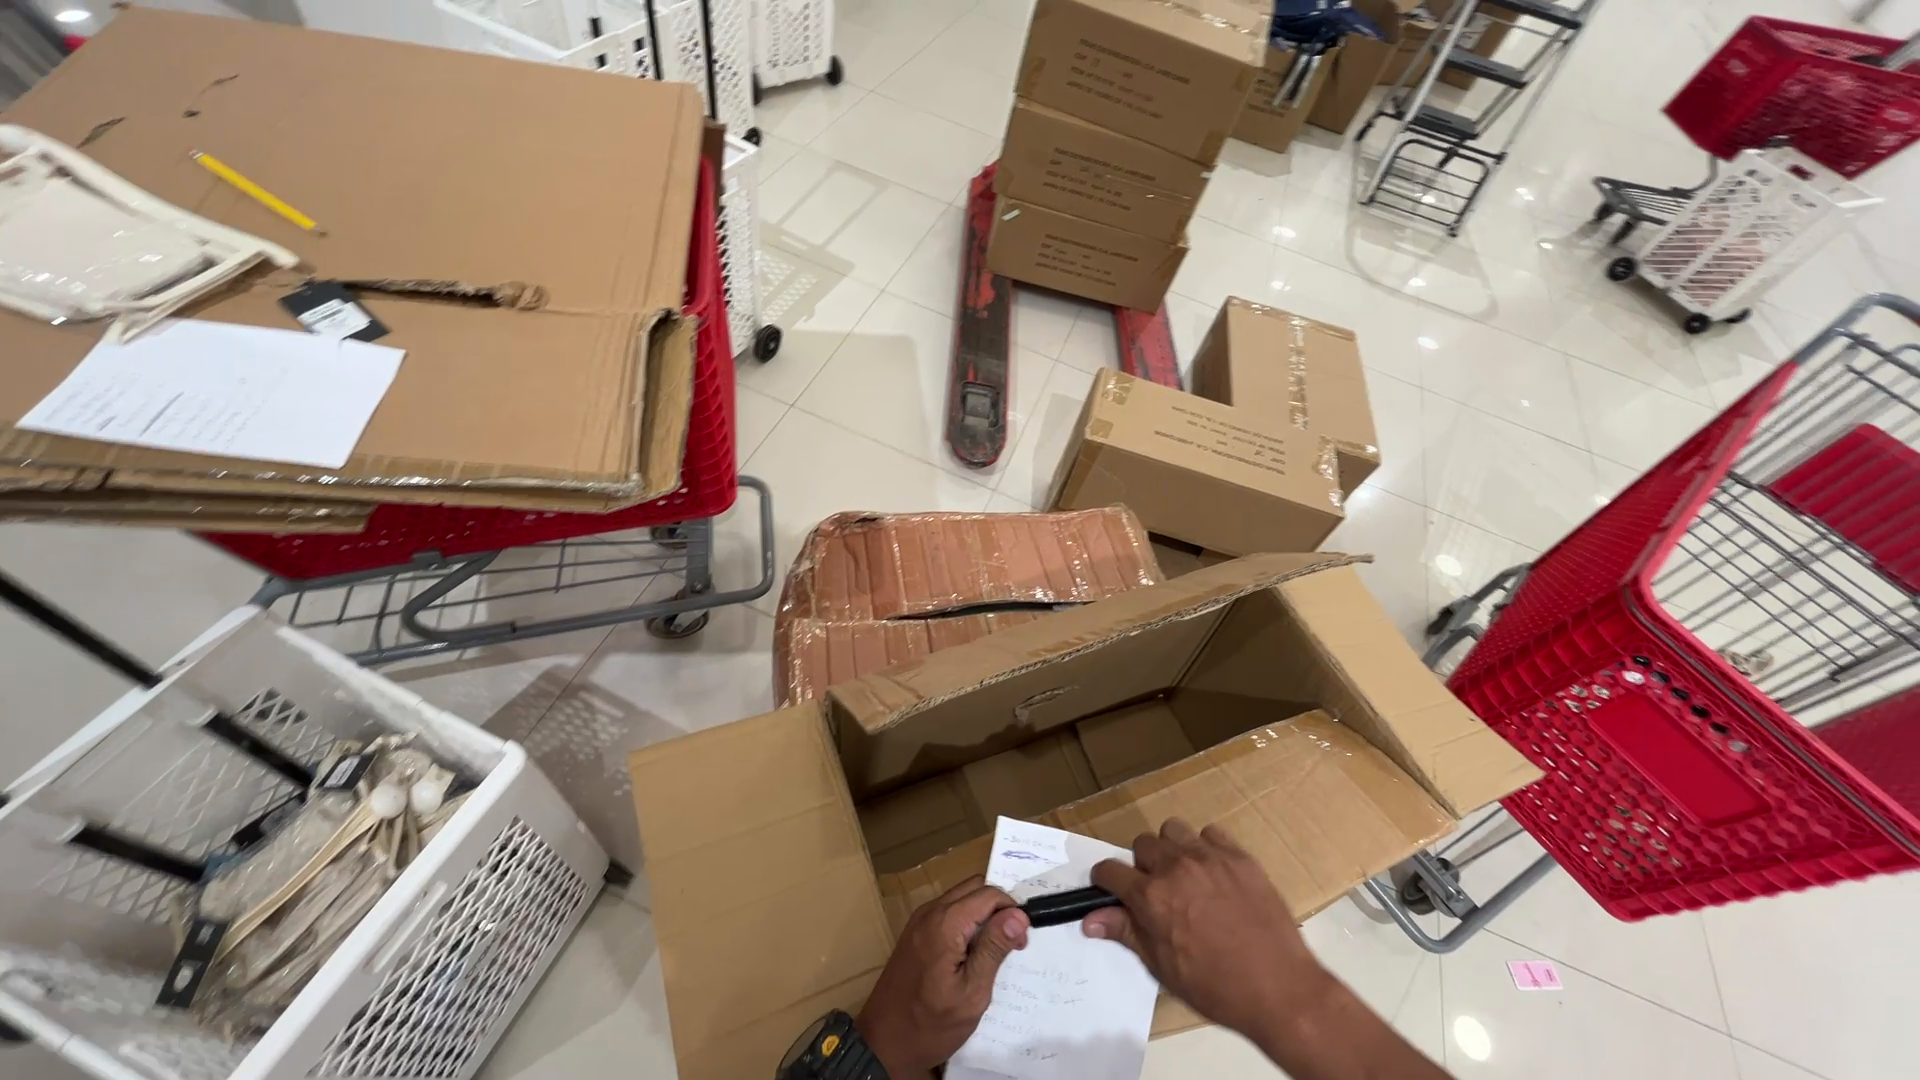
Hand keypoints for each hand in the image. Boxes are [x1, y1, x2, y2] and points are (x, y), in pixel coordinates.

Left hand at [856, 875, 1029, 1075]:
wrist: (883, 1043)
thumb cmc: (930, 1025)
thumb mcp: (971, 993)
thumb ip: (993, 949)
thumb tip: (1018, 915)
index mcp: (946, 923)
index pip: (989, 894)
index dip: (1011, 911)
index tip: (1021, 941)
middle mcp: (931, 911)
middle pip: (974, 887)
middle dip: (998, 907)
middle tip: (1010, 943)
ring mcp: (919, 919)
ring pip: (961, 896)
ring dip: (982, 913)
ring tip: (993, 950)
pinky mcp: (915, 930)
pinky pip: (947, 910)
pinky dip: (965, 920)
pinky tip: (971, 952)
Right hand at [1082, 819, 1330, 1044]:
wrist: (1279, 988)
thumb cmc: (1216, 987)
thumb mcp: (1163, 967)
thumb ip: (1126, 932)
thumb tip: (1090, 919)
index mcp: (1151, 897)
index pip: (1110, 870)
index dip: (1105, 880)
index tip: (1109, 887)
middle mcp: (1175, 868)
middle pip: (1142, 844)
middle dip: (1142, 864)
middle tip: (1157, 890)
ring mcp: (1209, 858)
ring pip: (1173, 830)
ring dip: (1171, 848)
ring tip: (1184, 874)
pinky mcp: (1239, 856)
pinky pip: (1211, 833)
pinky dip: (1206, 846)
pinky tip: (1213, 872)